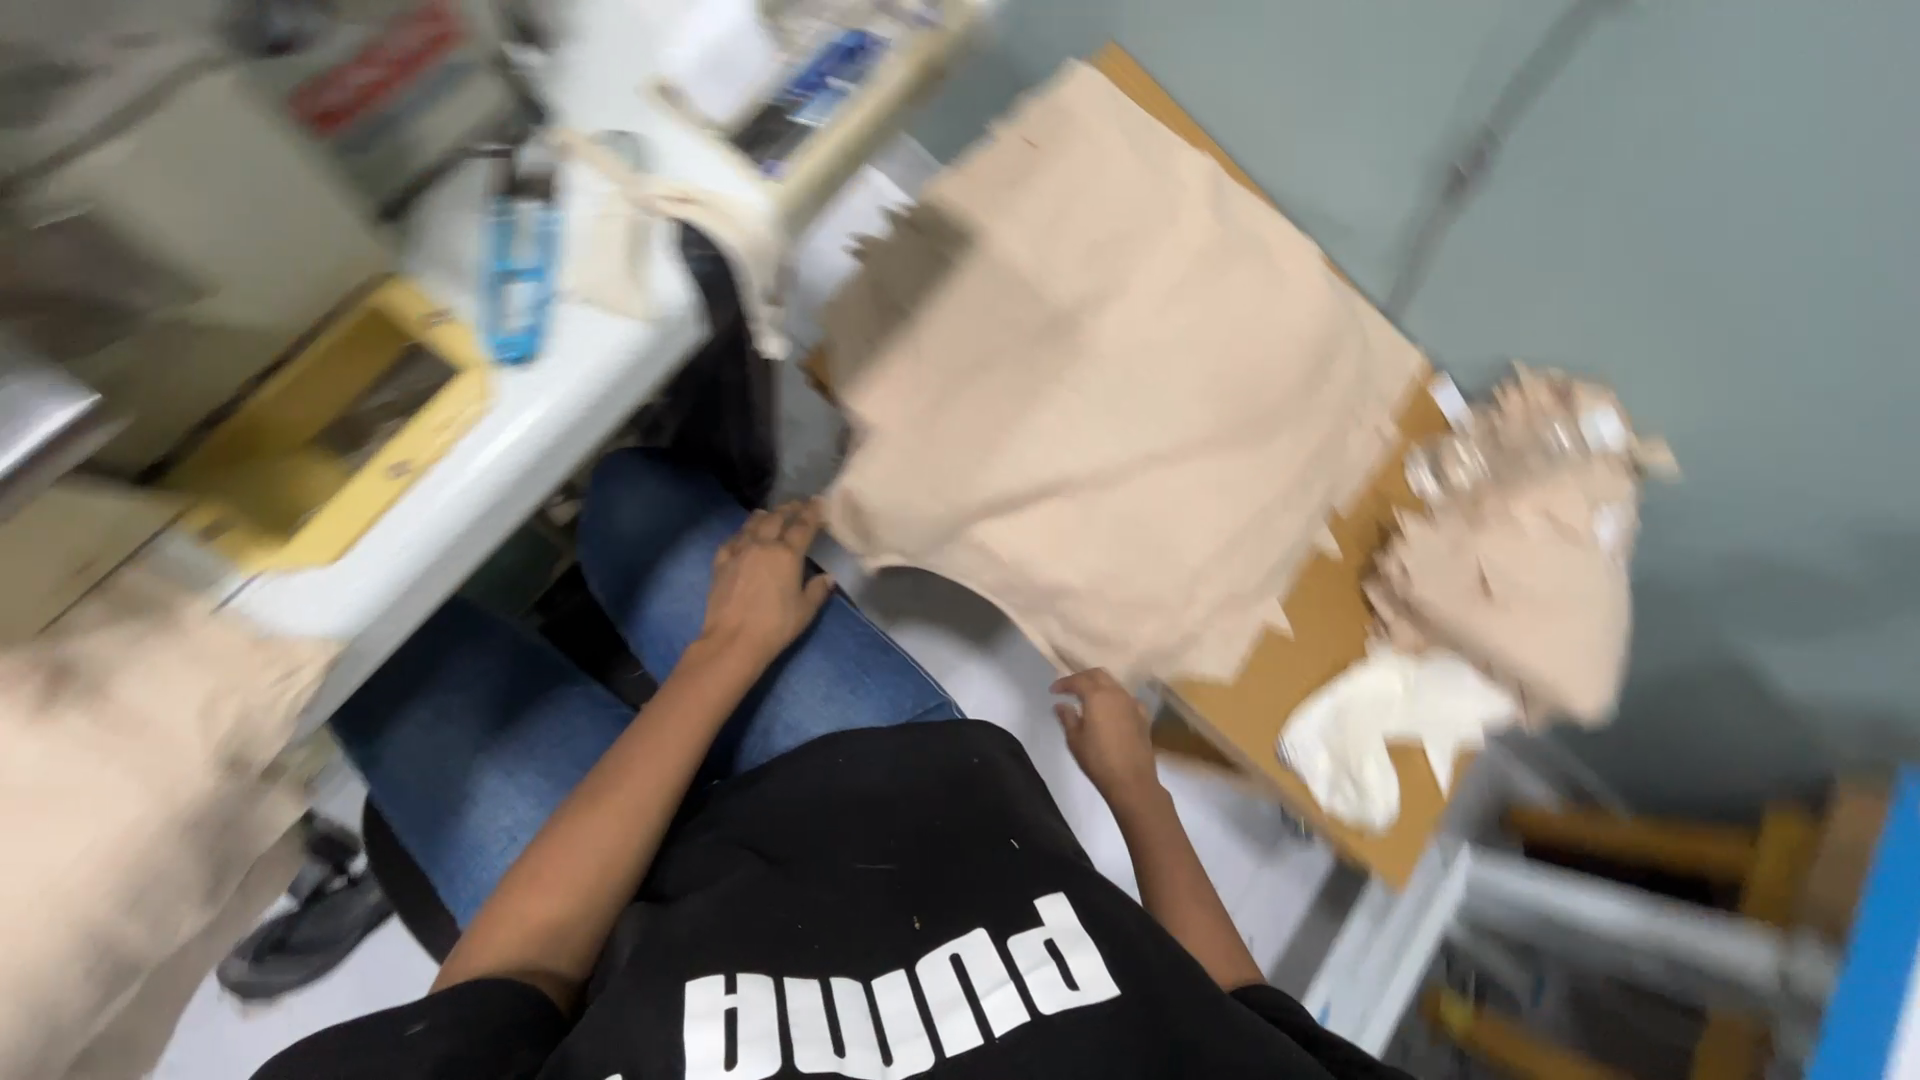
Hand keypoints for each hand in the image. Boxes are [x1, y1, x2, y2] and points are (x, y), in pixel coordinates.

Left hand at [699, 499, 835, 667]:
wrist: (733, 639)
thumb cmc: (776, 625)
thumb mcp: (805, 610)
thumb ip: (818, 590)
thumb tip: (828, 577)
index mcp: (787, 554)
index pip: (803, 526)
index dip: (812, 512)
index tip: (818, 502)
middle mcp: (762, 546)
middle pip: (776, 519)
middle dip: (788, 509)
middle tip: (797, 504)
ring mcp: (738, 552)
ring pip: (751, 525)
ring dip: (764, 516)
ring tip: (769, 512)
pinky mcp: (720, 564)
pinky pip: (731, 541)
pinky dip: (740, 534)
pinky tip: (741, 536)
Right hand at [1051, 668, 1160, 803]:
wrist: (1132, 781)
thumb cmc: (1098, 760)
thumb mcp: (1075, 740)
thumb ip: (1067, 717)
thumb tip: (1061, 704)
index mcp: (1097, 696)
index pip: (1078, 680)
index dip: (1063, 683)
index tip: (1053, 691)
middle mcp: (1117, 693)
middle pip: (1098, 675)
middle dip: (1082, 677)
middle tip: (1070, 688)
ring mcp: (1132, 703)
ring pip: (1114, 684)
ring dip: (1099, 686)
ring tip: (1087, 699)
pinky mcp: (1143, 716)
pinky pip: (1126, 699)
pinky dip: (1114, 699)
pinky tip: (1110, 711)